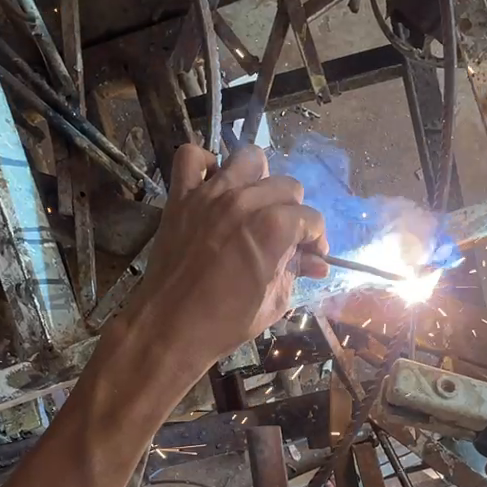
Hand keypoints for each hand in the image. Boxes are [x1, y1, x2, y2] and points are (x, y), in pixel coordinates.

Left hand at [119, 144, 328, 374]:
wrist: (170, 328)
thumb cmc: (224, 323)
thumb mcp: (273, 302)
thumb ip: (296, 273)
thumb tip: (316, 263)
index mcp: (272, 227)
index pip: (310, 217)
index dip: (316, 238)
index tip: (311, 256)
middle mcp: (244, 201)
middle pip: (286, 185)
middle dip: (293, 211)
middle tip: (284, 237)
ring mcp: (209, 194)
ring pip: (248, 159)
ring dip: (258, 180)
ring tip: (254, 205)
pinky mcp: (180, 197)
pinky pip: (191, 157)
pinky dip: (205, 165)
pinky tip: (213, 187)